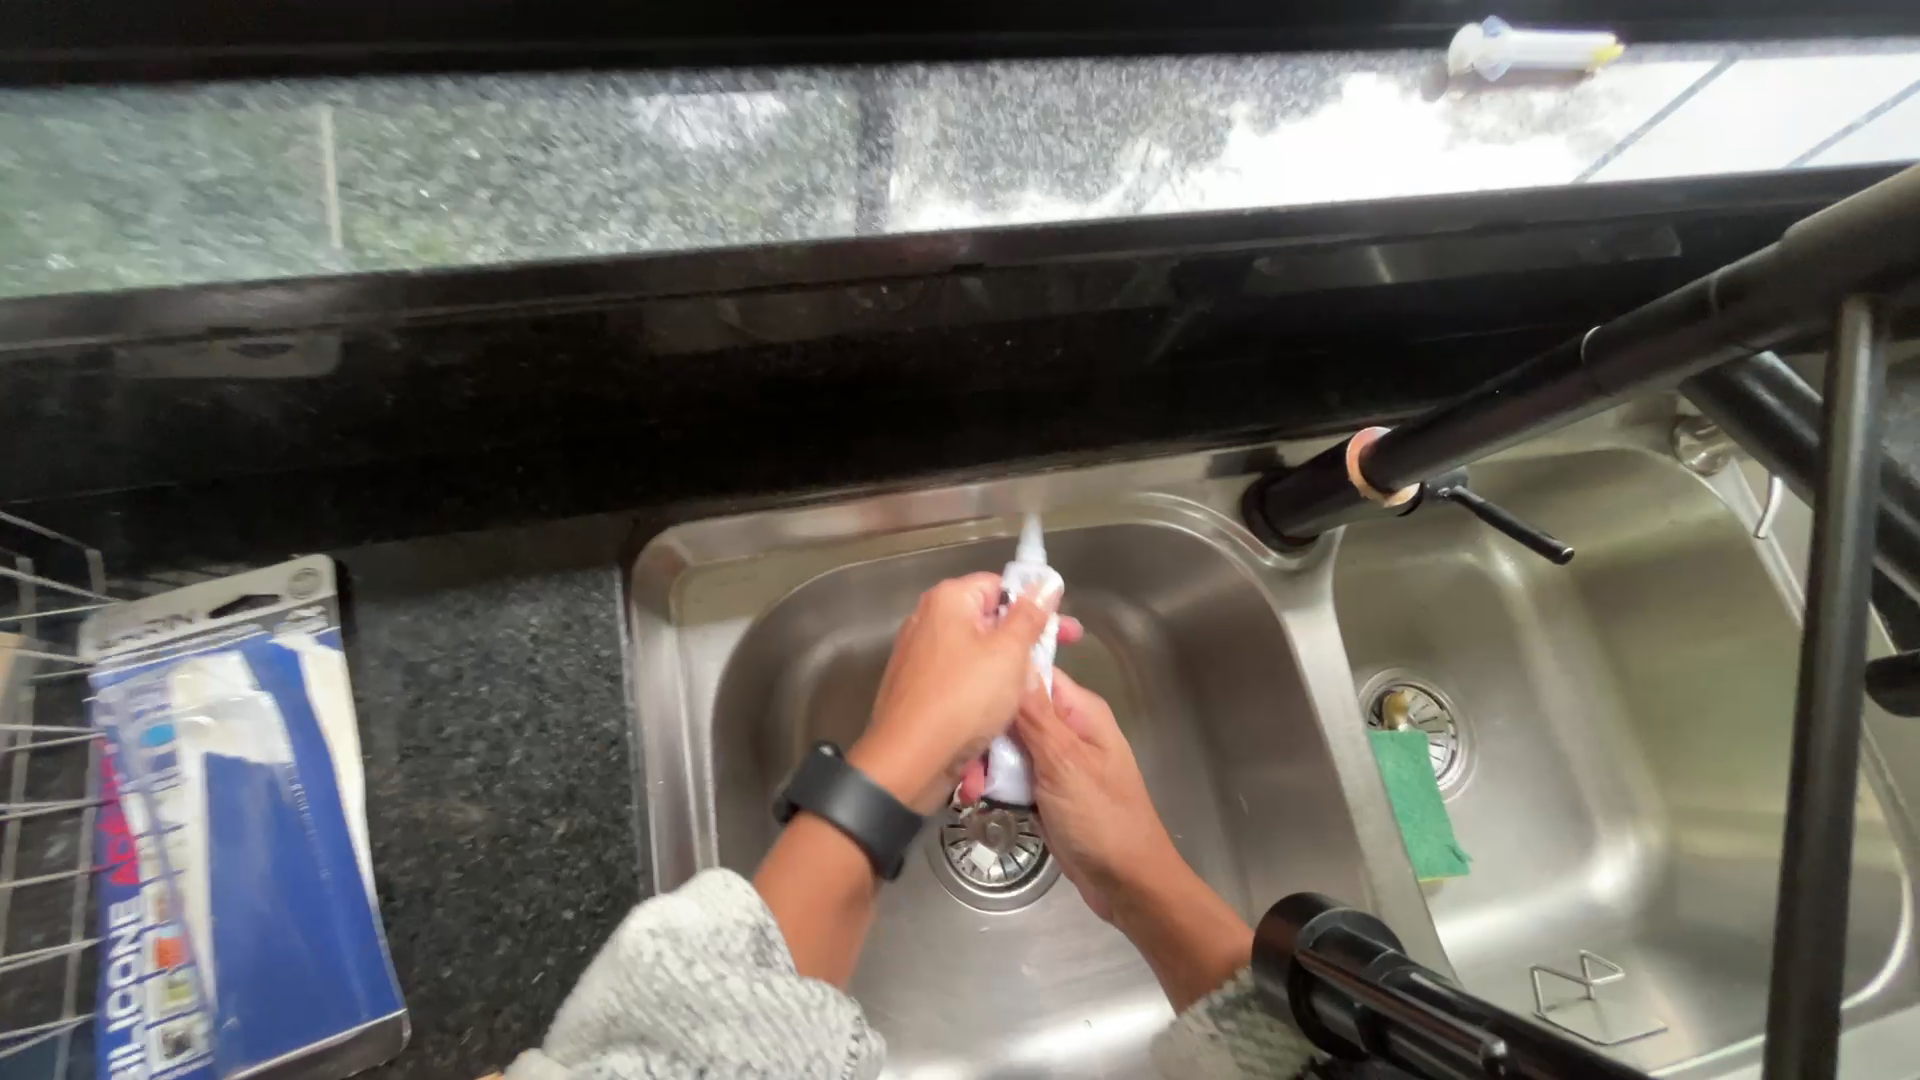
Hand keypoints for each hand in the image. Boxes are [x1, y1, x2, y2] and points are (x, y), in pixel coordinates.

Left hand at [850, 573, 1079, 814]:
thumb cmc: (964, 698)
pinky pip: (960, 681)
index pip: (1000, 586)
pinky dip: (982, 692)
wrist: (908, 761)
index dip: (1034, 606)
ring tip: (1033, 693)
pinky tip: (1003, 712)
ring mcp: (919, 656)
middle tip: (1056, 662)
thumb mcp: (1009, 653)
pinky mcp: (917, 689)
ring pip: (976, 655)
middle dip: (1024, 642)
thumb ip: (1030, 615)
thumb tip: (1047, 581)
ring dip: (1006, 672)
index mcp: (948, 600)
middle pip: (988, 621)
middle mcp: (928, 620)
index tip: (1063, 631)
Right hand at [1001, 669, 1252, 1011]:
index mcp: (1080, 711)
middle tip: (967, 763)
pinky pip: (1010, 774)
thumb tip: (1016, 660)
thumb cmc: (1103, 819)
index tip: (968, 693)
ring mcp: (1054, 761)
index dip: (1000, 677)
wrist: (1127, 885)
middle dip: (986, 733)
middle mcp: (1066, 728)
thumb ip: (1036, 714)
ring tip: (970, 789)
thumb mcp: (1064, 762)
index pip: (1034, 674)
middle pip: (1013, 711)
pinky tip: (976, 797)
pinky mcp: (1042, 790)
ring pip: (1006, 745)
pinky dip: (993, 784)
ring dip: (985, 764)